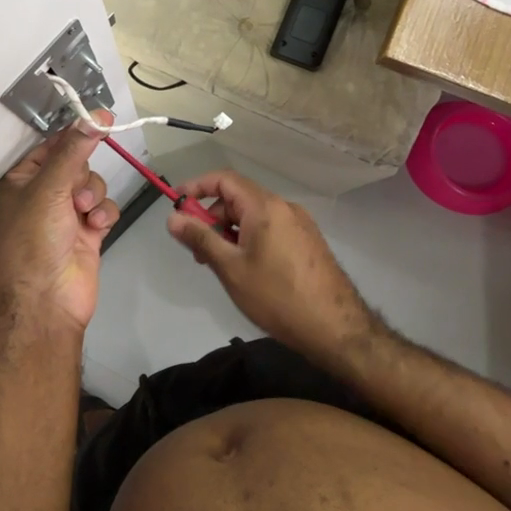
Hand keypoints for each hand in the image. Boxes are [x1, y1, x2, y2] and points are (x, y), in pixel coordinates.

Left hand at [0, 115, 120, 330]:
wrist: (45, 303)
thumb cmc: (34, 240)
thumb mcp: (49, 189)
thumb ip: (74, 151)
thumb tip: (96, 115)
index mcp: (21, 179)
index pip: (50, 145)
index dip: (74, 134)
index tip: (101, 120)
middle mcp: (41, 194)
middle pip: (76, 163)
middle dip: (83, 174)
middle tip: (77, 193)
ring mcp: (64, 215)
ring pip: (93, 185)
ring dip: (94, 196)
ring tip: (85, 214)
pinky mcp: (86, 233)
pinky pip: (103, 209)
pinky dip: (103, 215)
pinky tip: (97, 228)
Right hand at [165, 170, 379, 363]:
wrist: (338, 331)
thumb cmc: (277, 297)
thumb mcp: (231, 268)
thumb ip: (200, 238)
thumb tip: (172, 218)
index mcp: (265, 207)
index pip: (224, 179)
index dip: (196, 187)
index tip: (176, 206)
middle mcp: (285, 207)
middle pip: (238, 198)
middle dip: (212, 218)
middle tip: (197, 250)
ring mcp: (300, 225)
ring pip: (254, 216)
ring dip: (230, 232)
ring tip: (220, 265)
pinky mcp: (308, 243)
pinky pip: (270, 229)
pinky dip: (250, 239)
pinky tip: (245, 269)